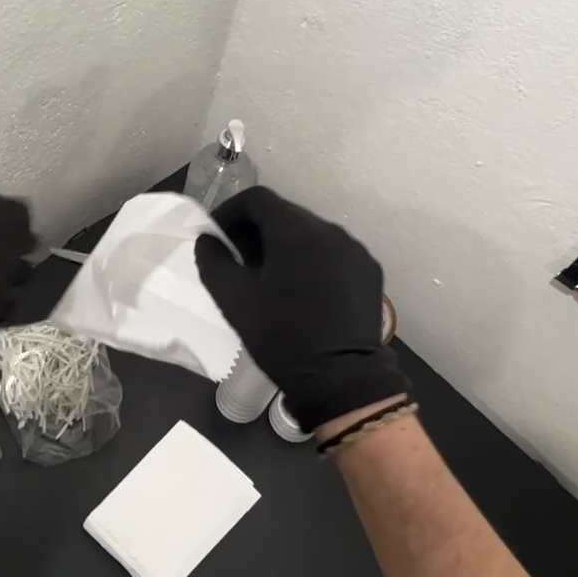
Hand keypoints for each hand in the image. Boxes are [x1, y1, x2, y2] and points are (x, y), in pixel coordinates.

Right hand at [195, 187, 407, 429]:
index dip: (230, 212)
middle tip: (241, 262)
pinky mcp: (369, 270)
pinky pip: (334, 253)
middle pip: (285, 214)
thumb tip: (208, 240)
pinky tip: (305, 292)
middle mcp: (330, 230)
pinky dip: (313, 261)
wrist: (341, 378)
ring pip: (311, 234)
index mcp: (295, 231)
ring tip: (272, 280)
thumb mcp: (234, 301)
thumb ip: (213, 261)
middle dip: (257, 231)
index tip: (219, 238)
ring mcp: (355, 249)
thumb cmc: (281, 338)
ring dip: (286, 246)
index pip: (257, 198)